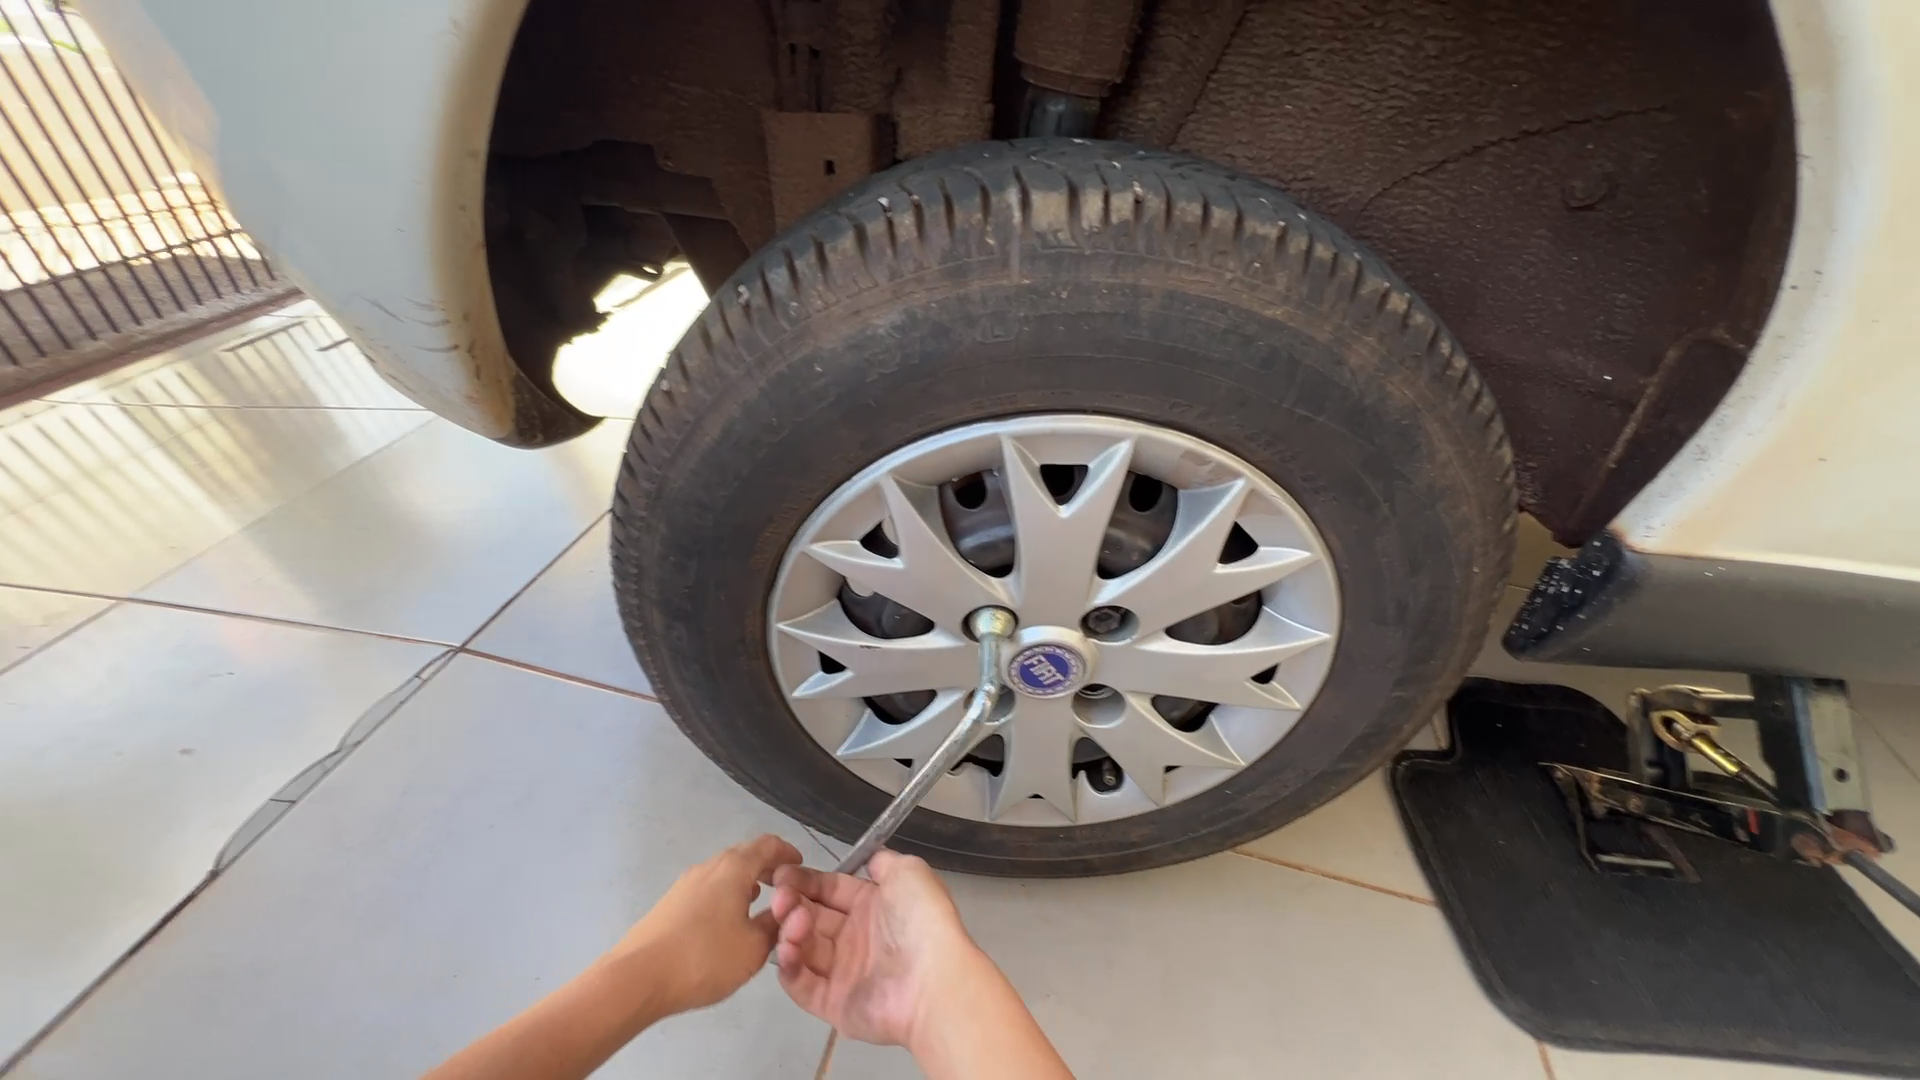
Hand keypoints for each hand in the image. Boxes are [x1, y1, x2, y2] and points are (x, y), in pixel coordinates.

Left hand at [609, 833, 802, 1013]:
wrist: (636, 979)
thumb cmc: (703, 957)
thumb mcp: (754, 948)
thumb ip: (775, 926)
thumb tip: (783, 913)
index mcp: (735, 868)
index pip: (768, 844)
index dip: (787, 852)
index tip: (799, 866)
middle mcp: (710, 866)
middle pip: (744, 855)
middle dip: (766, 868)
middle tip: (783, 888)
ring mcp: (686, 884)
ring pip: (724, 874)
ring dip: (744, 883)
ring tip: (757, 905)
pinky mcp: (670, 904)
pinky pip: (707, 890)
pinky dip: (725, 897)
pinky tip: (725, 924)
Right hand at [770, 850, 980, 1046]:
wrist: (932, 977)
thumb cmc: (919, 918)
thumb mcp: (908, 871)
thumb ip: (883, 861)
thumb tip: (869, 859)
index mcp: (871, 905)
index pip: (829, 889)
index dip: (806, 880)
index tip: (781, 874)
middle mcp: (855, 937)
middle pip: (812, 917)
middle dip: (792, 904)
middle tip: (782, 897)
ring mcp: (843, 972)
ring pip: (804, 948)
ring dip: (791, 932)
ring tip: (794, 922)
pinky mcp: (833, 1005)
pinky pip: (802, 985)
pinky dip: (789, 967)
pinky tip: (789, 949)